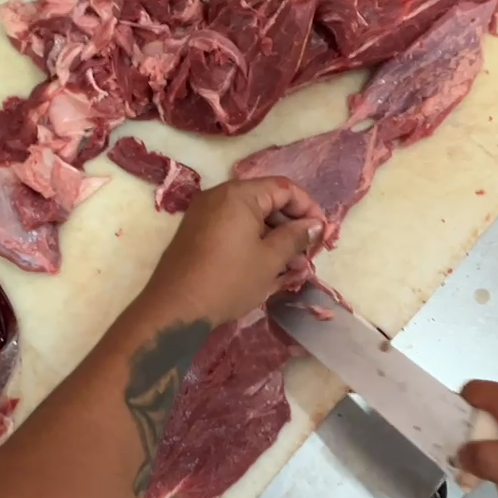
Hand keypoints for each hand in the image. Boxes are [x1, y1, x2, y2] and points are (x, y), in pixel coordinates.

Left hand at [135, 178, 325, 326]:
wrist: (176, 308)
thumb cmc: (228, 280)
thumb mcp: (270, 259)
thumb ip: (295, 237)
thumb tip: (315, 225)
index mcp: (238, 194)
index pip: (284, 189)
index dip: (308, 209)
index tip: (321, 234)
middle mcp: (219, 197)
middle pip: (266, 202)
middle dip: (291, 227)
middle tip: (307, 255)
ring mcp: (204, 215)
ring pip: (250, 219)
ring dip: (274, 239)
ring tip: (292, 269)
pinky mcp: (196, 235)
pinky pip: (233, 230)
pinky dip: (252, 244)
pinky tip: (267, 269)